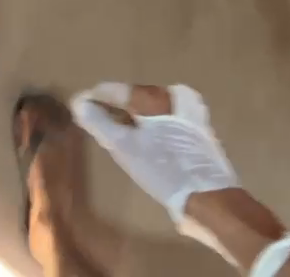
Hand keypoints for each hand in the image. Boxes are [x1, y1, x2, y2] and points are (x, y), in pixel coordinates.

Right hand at [71, 83, 239, 224]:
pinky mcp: (197, 132)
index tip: (78, 107)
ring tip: (115, 133)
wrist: (211, 200)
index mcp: (156, 95)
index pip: (114, 90)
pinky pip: (163, 121)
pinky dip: (148, 128)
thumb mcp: (124, 147)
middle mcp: (175, 96)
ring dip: (131, 119)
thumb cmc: (164, 169)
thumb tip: (78, 103)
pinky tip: (141, 143)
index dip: (93, 99)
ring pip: (149, 110)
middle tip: (95, 121)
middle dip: (113, 108)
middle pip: (133, 98)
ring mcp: (190, 113)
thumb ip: (98, 122)